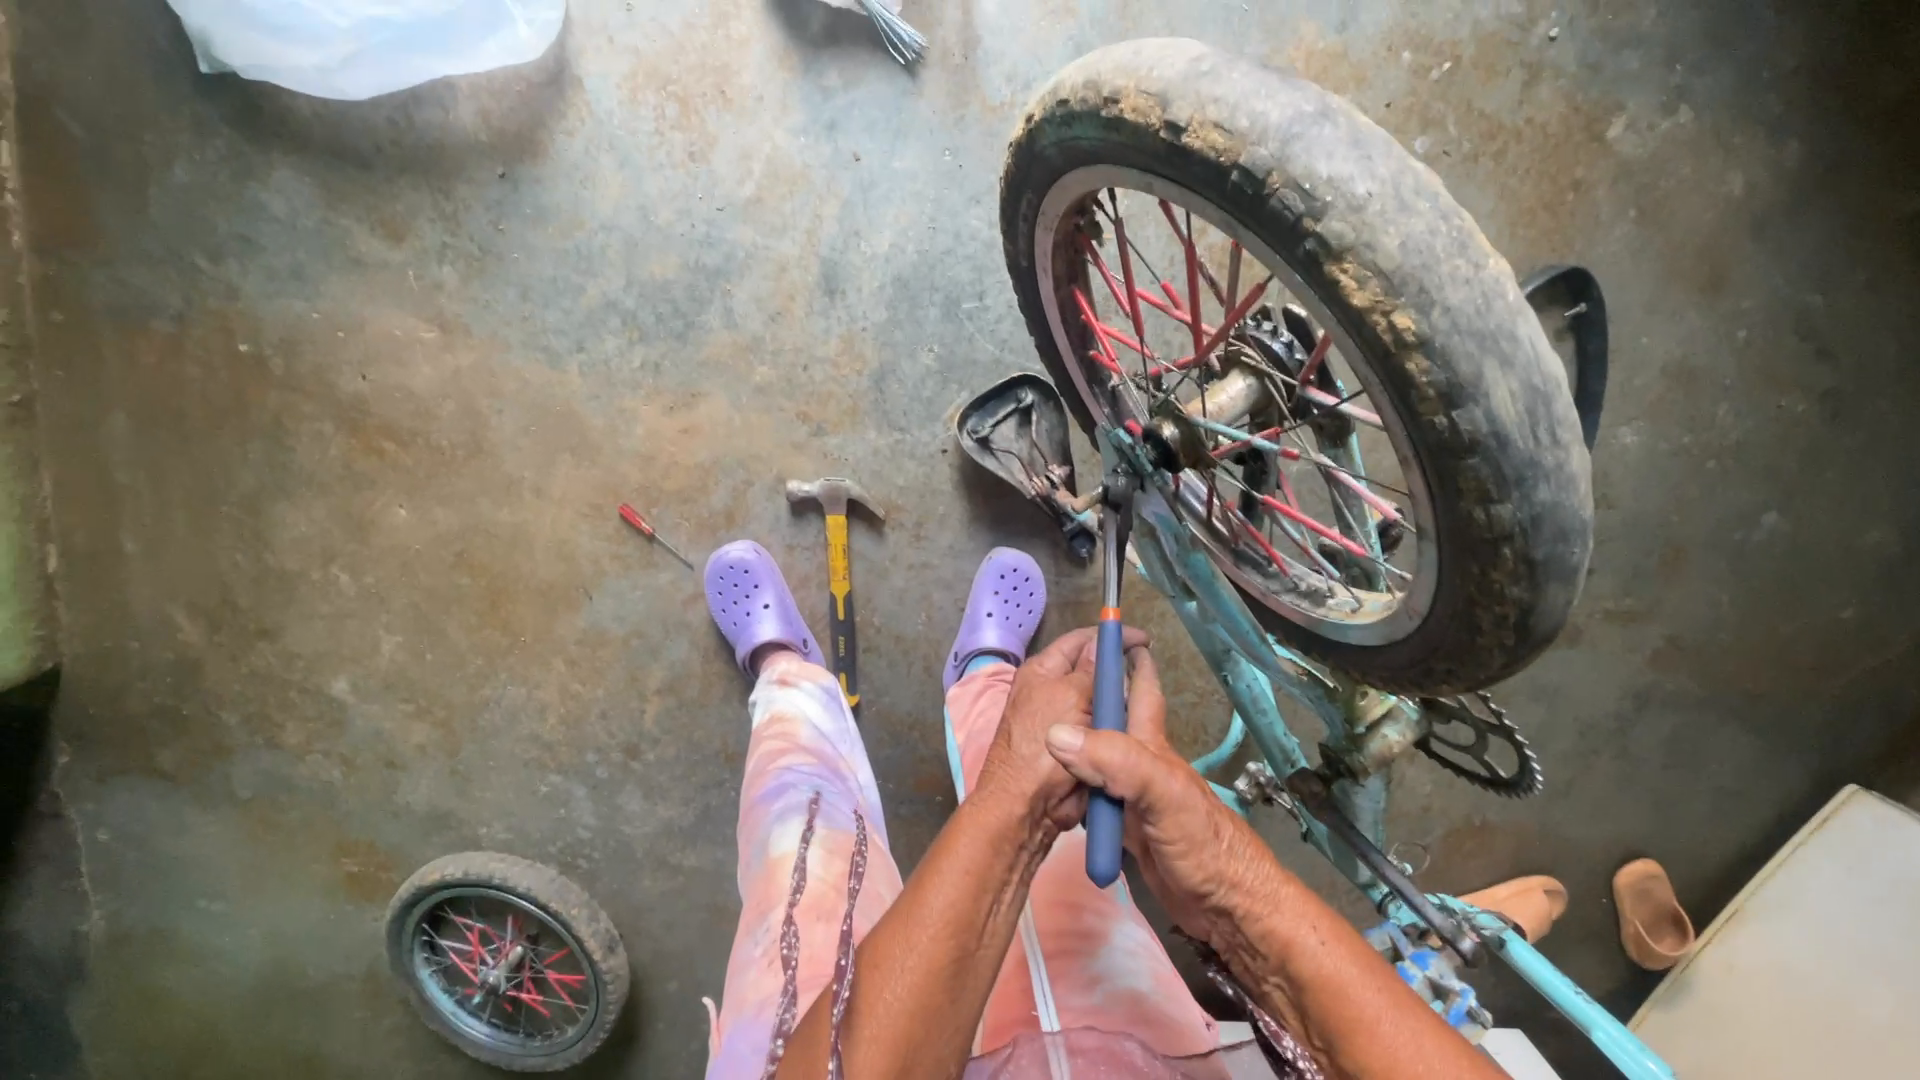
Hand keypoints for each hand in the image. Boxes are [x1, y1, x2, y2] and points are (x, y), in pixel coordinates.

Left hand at [971, 624, 1150, 835]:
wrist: (1027, 805)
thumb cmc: (1040, 747)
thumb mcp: (1069, 698)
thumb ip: (1090, 671)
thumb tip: (1101, 642)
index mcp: (1043, 670)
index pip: (1080, 641)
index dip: (1110, 637)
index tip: (1143, 640)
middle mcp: (1052, 689)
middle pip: (1094, 671)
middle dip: (1118, 672)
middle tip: (1145, 679)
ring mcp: (1065, 718)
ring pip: (1103, 700)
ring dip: (1120, 702)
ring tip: (1140, 704)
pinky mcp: (1078, 744)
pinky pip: (1104, 727)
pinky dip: (1119, 726)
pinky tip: (1135, 728)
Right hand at [1042, 646, 1286, 948]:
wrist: (1225, 907)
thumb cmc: (1203, 843)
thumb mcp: (1161, 793)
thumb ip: (1114, 761)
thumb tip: (1056, 734)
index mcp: (1152, 744)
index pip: (1138, 689)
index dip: (1126, 658)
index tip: (1104, 631)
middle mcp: (1140, 763)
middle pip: (1109, 721)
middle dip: (1087, 696)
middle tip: (1053, 682)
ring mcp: (1132, 796)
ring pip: (1096, 758)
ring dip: (1074, 743)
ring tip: (1041, 730)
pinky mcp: (1124, 827)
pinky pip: (1092, 796)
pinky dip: (1072, 788)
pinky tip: (1055, 790)